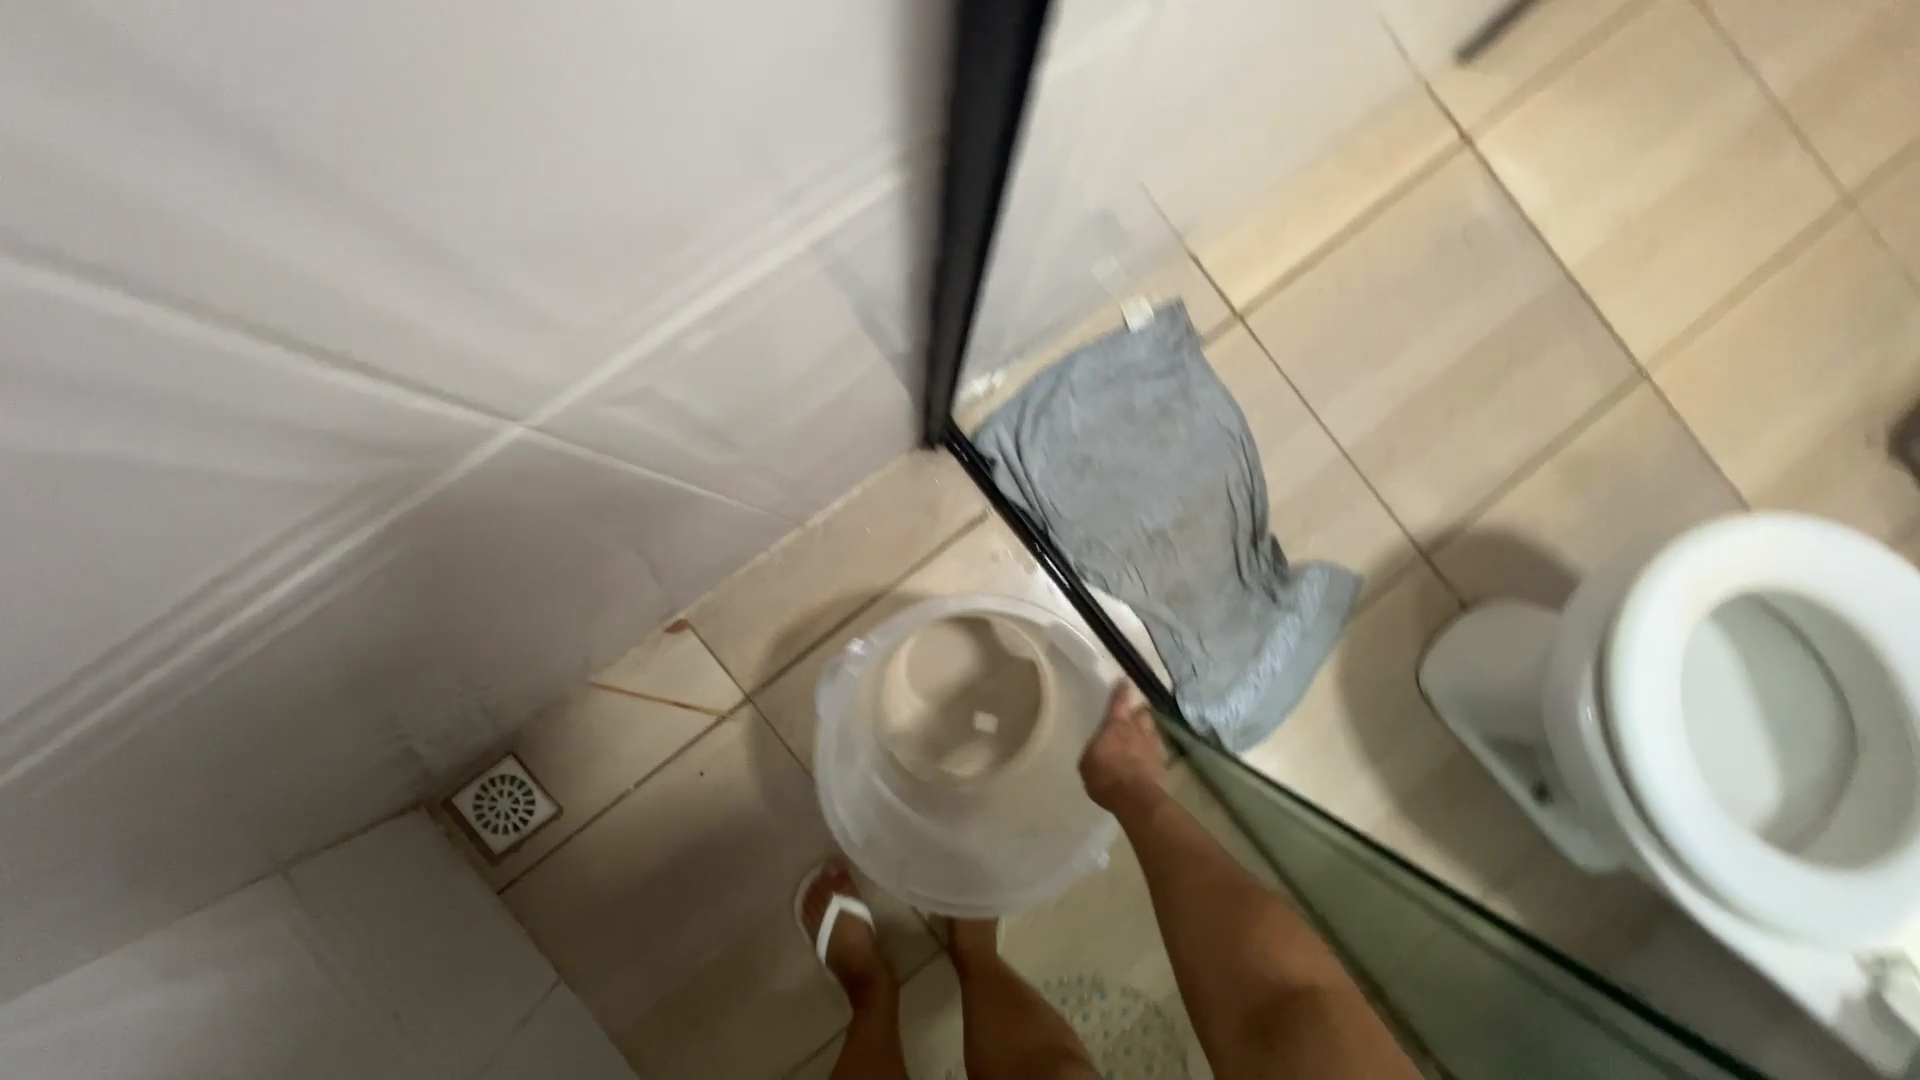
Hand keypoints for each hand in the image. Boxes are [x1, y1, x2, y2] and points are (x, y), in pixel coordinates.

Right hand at [1079, 681, 1169, 814]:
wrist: (1135, 798)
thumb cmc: (1105, 776)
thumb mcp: (1087, 762)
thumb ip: (1095, 749)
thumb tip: (1101, 746)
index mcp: (1116, 726)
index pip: (1119, 701)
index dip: (1121, 691)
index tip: (1124, 681)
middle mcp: (1137, 731)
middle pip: (1142, 713)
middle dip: (1138, 711)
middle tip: (1135, 712)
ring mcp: (1152, 747)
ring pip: (1152, 731)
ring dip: (1147, 731)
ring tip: (1143, 735)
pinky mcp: (1162, 765)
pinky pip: (1157, 752)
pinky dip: (1152, 752)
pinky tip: (1148, 759)